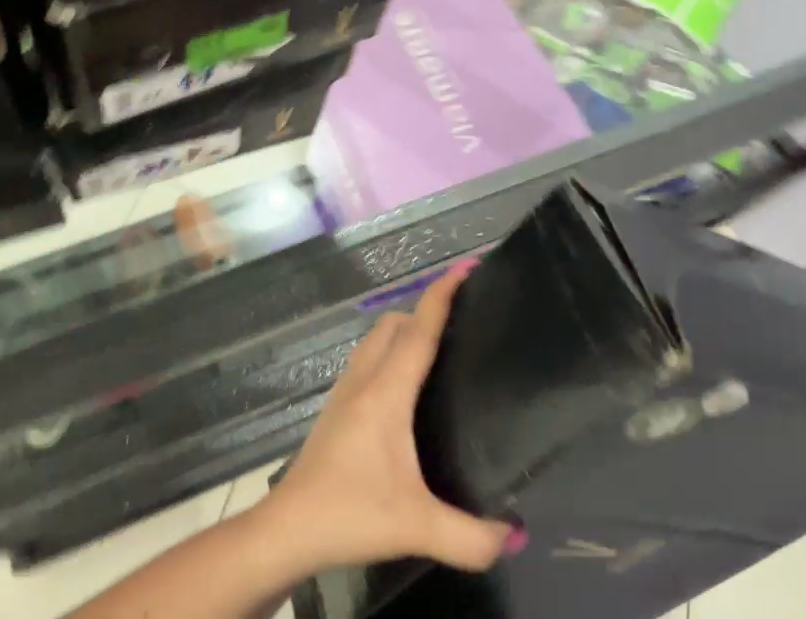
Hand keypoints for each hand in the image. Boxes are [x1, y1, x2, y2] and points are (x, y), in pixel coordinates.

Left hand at [256, 258, 521, 573]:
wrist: (288, 528)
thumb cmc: (350, 514)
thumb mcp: (419, 528)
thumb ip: (474, 537)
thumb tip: (518, 534)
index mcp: (385, 393)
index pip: (418, 330)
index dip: (442, 295)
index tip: (467, 268)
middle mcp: (363, 381)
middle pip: (393, 324)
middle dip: (426, 310)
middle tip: (466, 322)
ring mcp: (344, 392)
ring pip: (376, 340)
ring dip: (405, 332)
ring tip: (442, 349)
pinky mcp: (336, 409)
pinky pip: (367, 361)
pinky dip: (390, 354)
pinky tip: (407, 388)